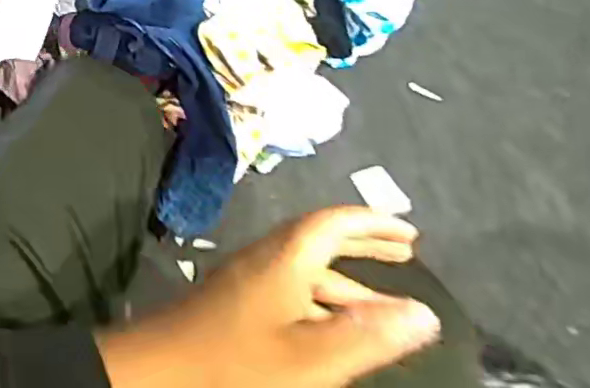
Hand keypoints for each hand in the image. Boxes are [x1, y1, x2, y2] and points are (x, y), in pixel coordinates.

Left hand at [95, 208, 441, 387]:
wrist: (165, 366)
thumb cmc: (240, 364)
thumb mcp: (313, 359)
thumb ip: (367, 335)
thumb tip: (424, 312)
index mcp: (282, 260)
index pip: (329, 224)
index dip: (369, 223)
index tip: (410, 232)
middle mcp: (264, 258)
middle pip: (316, 238)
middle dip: (361, 242)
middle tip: (406, 252)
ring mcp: (248, 277)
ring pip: (305, 266)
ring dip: (345, 275)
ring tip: (388, 300)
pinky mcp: (240, 299)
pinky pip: (292, 286)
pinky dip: (323, 296)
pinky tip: (339, 325)